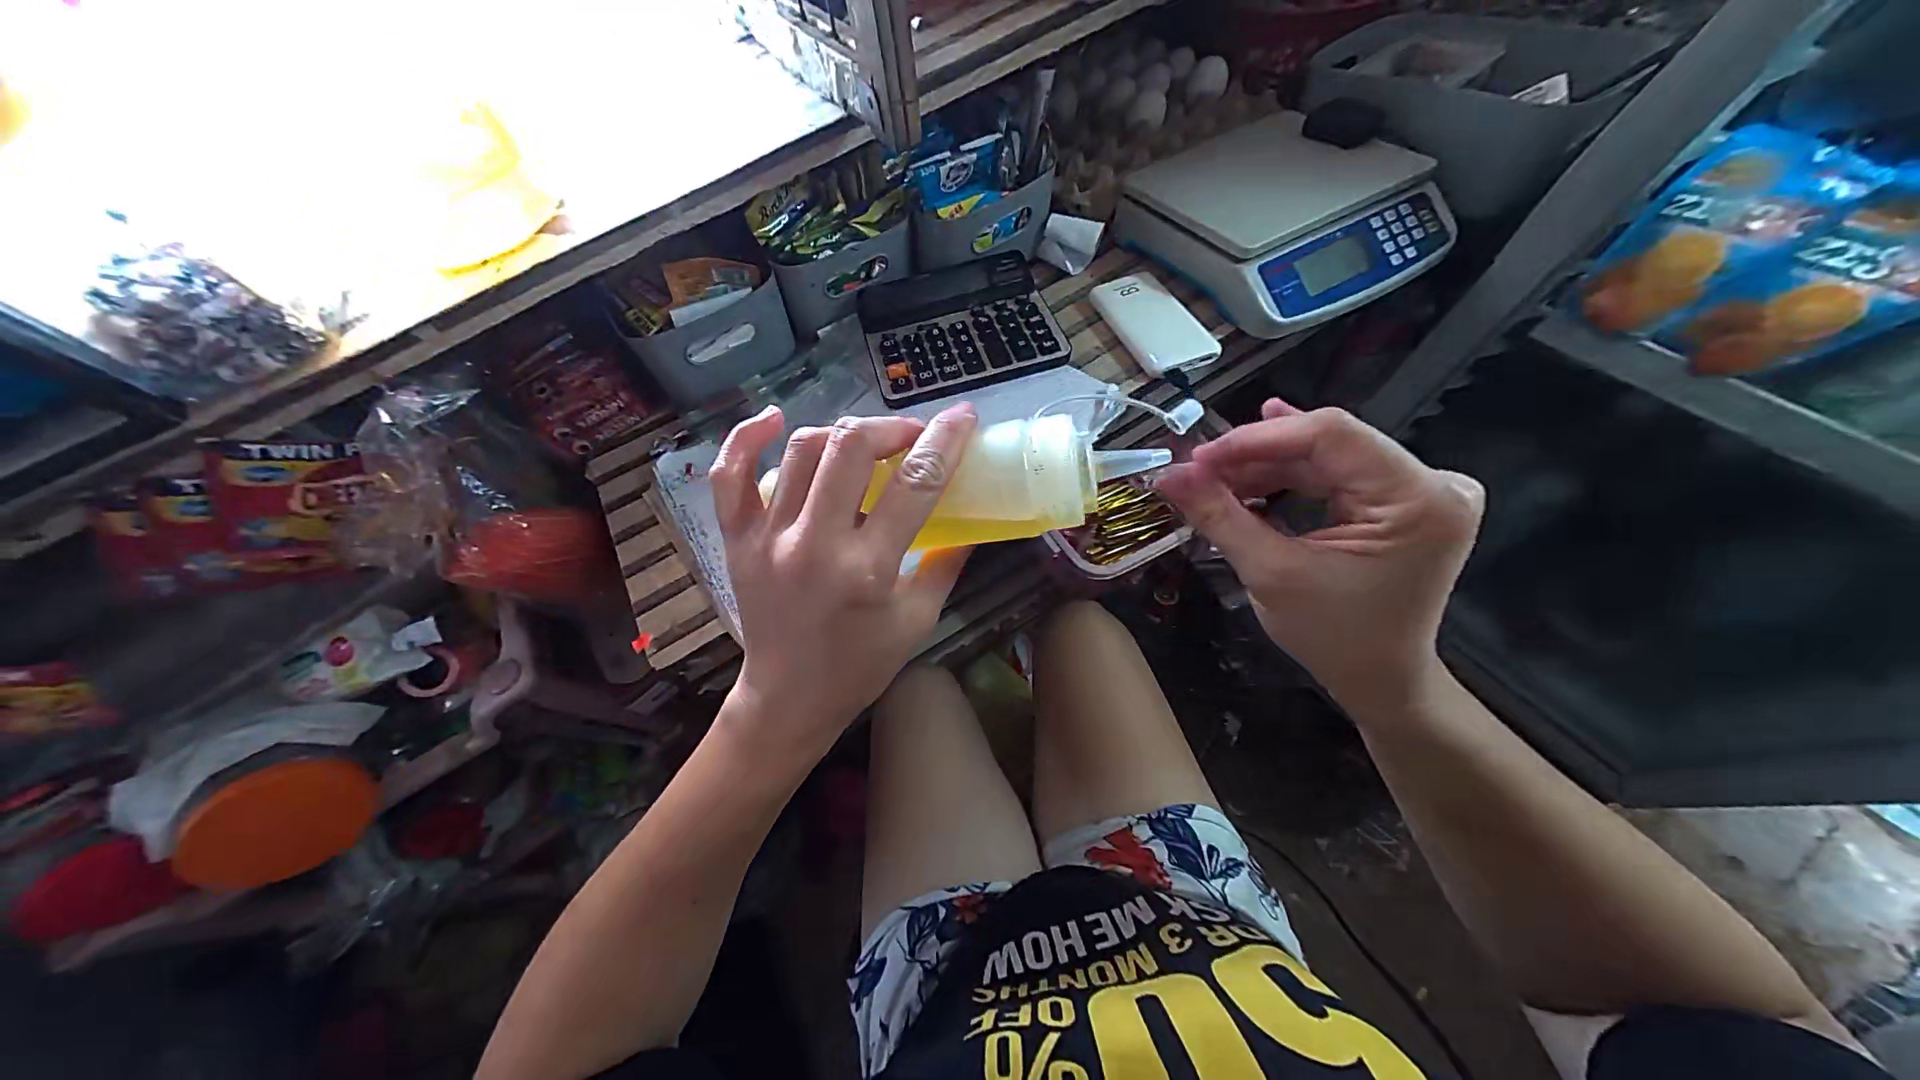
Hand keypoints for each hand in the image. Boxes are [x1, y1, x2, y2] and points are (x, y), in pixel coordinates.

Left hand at [707, 403, 978, 752]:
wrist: (789, 697)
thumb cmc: (860, 665)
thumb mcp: (918, 620)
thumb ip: (946, 563)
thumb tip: (974, 519)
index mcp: (867, 569)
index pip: (914, 483)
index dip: (945, 440)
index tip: (963, 416)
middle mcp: (814, 544)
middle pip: (851, 447)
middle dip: (892, 428)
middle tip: (911, 438)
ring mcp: (768, 538)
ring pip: (801, 449)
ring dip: (842, 433)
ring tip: (864, 445)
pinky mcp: (737, 539)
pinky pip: (729, 475)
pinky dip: (746, 438)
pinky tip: (773, 419)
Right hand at [1155, 399, 1482, 709]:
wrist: (1379, 680)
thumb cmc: (1334, 638)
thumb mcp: (1270, 574)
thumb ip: (1220, 516)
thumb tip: (1170, 475)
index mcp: (1418, 499)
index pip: (1331, 435)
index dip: (1257, 439)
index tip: (1200, 459)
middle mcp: (1432, 482)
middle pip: (1327, 442)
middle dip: (1254, 454)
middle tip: (1197, 470)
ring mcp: (1418, 489)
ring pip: (1324, 455)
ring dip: (1263, 464)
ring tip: (1211, 478)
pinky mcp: (1399, 499)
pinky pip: (1334, 473)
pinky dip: (1286, 476)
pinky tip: (1250, 468)